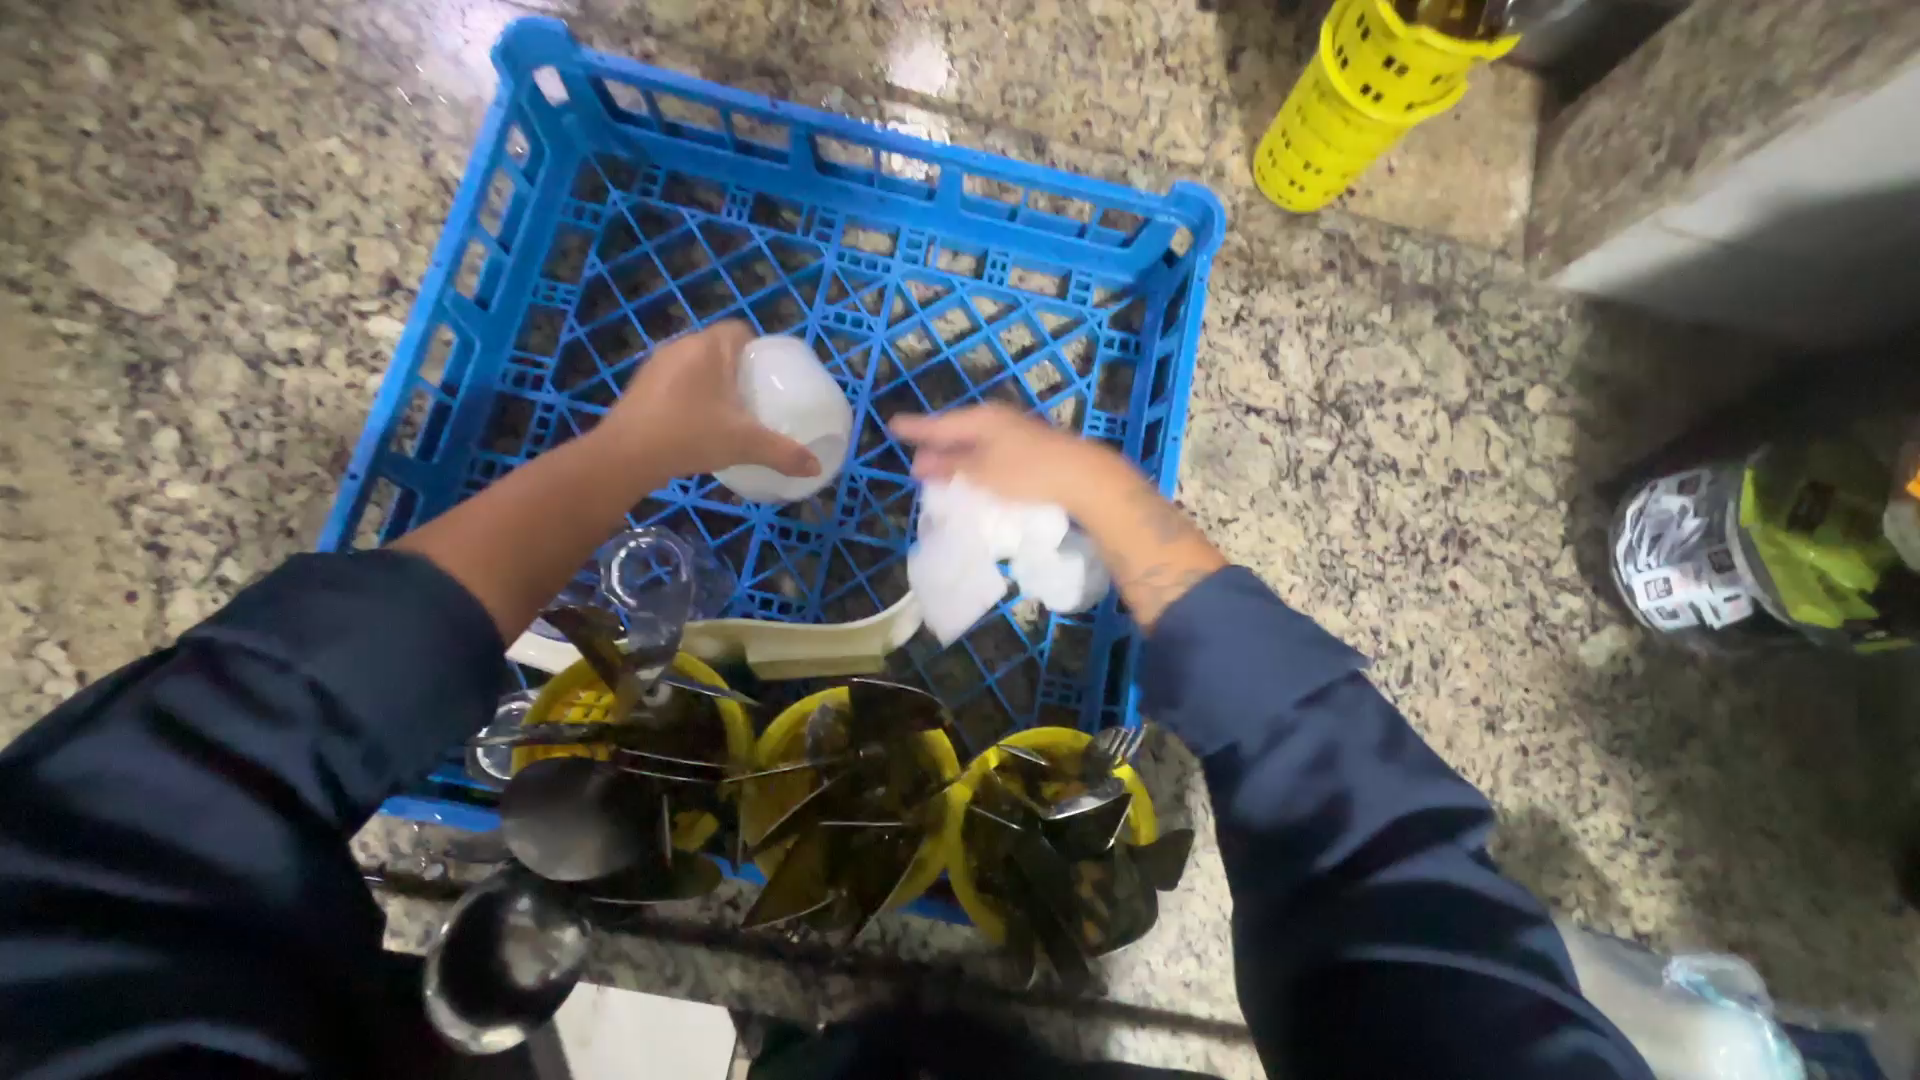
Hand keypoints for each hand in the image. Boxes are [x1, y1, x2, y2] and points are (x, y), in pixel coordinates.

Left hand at [605, 320, 820, 479]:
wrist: (626, 455)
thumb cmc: (690, 436)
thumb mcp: (744, 444)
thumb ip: (782, 453)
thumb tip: (815, 467)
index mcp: (709, 348)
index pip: (740, 330)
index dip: (758, 348)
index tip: (769, 375)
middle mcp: (681, 346)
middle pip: (718, 347)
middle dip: (738, 367)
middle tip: (755, 396)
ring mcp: (656, 364)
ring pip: (695, 364)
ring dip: (712, 381)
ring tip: (728, 411)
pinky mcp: (641, 385)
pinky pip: (675, 380)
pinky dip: (689, 394)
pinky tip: (696, 422)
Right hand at [889, 404, 1141, 512]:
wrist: (1081, 476)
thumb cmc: (1026, 473)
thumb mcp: (981, 473)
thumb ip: (949, 466)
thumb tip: (920, 462)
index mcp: (980, 418)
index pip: (938, 423)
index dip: (915, 428)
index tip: (893, 425)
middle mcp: (996, 418)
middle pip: (957, 428)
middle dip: (936, 442)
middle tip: (915, 453)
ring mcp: (1015, 430)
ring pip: (975, 439)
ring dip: (956, 453)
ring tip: (939, 466)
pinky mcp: (1029, 445)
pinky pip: (990, 448)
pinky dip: (975, 458)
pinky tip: (973, 471)